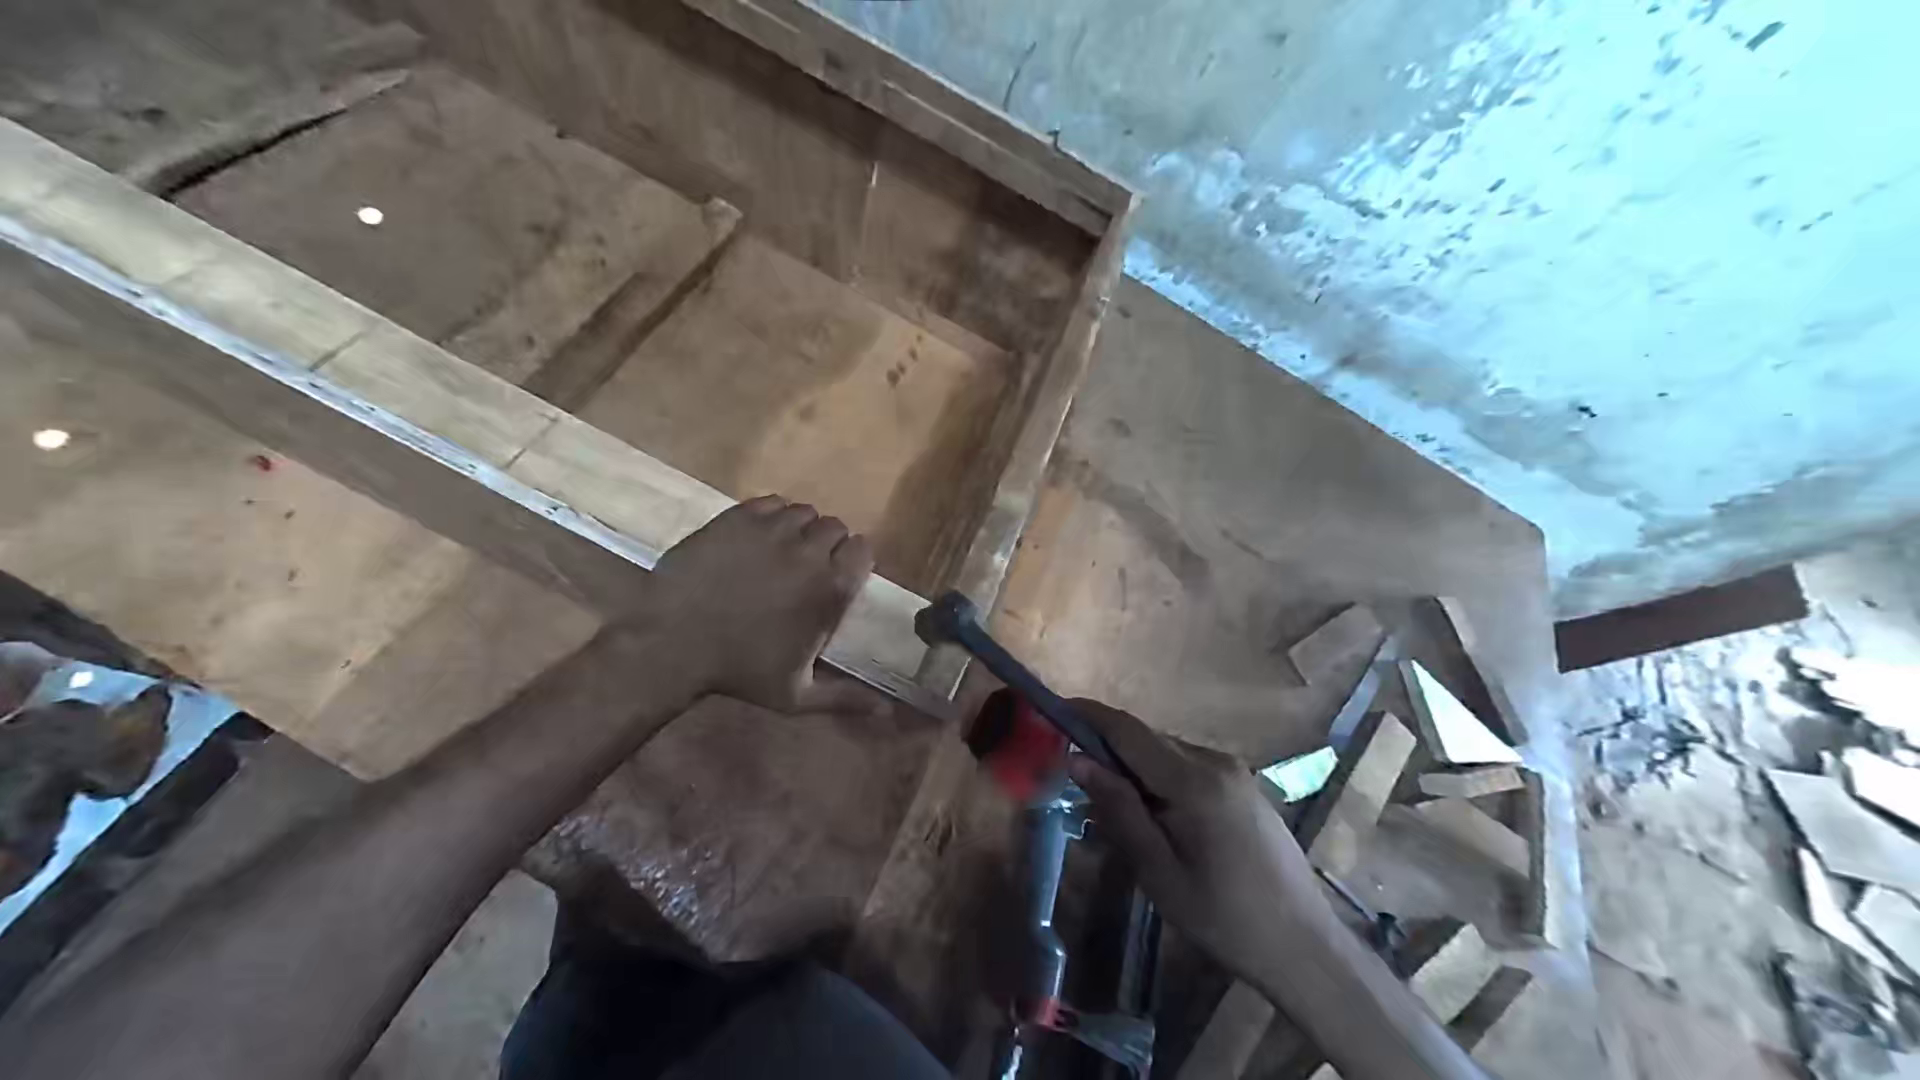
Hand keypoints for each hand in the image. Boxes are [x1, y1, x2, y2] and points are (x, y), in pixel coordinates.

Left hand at [641, 495, 873, 712]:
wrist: (672, 643)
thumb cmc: (739, 671)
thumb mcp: (796, 695)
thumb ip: (844, 698)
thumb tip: (886, 711)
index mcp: (831, 587)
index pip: (863, 550)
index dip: (853, 561)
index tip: (838, 576)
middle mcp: (809, 550)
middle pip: (836, 527)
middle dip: (828, 544)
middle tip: (806, 566)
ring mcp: (772, 529)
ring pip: (803, 511)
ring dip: (800, 528)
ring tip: (782, 549)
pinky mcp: (739, 517)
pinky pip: (771, 502)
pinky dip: (772, 515)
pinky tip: (758, 537)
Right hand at [1067, 700, 1332, 987]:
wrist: (1306, 946)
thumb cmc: (1224, 917)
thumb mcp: (1158, 870)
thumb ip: (1118, 809)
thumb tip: (1077, 759)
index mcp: (1194, 781)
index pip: (1129, 730)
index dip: (1090, 715)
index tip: (1056, 709)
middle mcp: (1215, 761)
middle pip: (1147, 739)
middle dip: (1110, 749)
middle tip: (1080, 782)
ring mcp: (1234, 770)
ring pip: (1167, 752)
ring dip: (1136, 766)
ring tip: (1120, 810)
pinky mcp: (1243, 784)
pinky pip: (1188, 765)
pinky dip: (1161, 777)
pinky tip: (1159, 817)